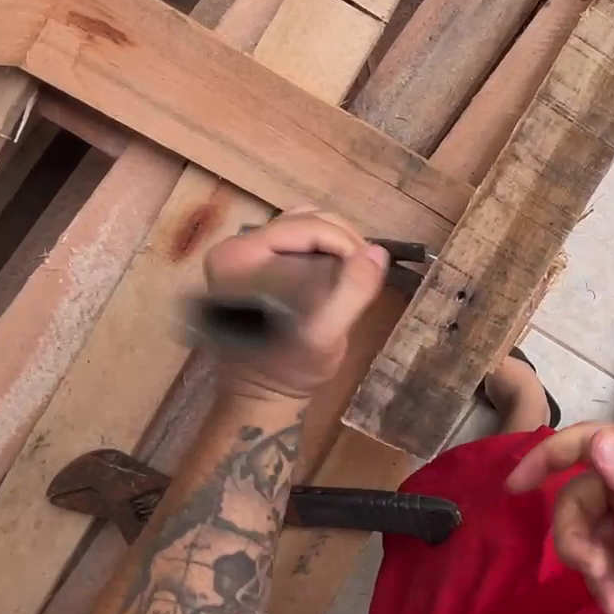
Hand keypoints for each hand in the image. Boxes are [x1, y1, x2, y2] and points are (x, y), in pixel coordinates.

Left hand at [202, 210, 388, 399]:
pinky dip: (330, 249)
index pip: (307, 227)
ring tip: (353, 276)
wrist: (267, 394)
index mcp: (239, 257)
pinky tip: (338, 276)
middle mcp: (236, 247)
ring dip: (341, 245)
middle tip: (364, 276)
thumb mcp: (325, 333)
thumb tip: (378, 252)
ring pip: (310, 223)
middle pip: (309, 219)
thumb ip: (350, 291)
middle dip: (345, 243)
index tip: (366, 273)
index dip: (347, 245)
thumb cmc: (291, 367)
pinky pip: (304, 237)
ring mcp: (248, 253)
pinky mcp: (262, 261)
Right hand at [507, 423, 613, 613]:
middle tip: (596, 578)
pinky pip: (608, 550)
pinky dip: (607, 577)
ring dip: (595, 568)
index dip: (546, 458)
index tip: (513, 489)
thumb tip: (596, 441)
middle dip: (580, 542)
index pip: (588, 442)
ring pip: (592, 529)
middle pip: (582, 497)